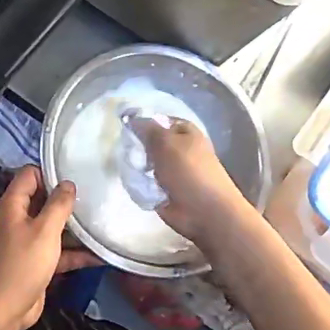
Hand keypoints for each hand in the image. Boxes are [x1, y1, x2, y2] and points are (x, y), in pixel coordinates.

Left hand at [0, 167, 100, 329]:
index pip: (29, 175)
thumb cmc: (23, 264)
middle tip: (95, 197)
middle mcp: (16, 219)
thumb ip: (58, 204)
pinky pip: (56, 250)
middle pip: (43, 199)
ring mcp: (25, 241)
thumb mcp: (45, 230)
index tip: (76, 177)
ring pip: (52, 226)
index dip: (50, 173)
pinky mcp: (34, 261)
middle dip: (66, 200)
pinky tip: (100, 255)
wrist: (5, 308)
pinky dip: (74, 252)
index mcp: (12, 205)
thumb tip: (68, 183)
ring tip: (102, 221)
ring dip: (74, 227)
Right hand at [134, 117, 253, 244]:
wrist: (205, 211)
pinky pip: (144, 181)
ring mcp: (171, 170)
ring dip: (136, 166)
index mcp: (184, 132)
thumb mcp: (166, 143)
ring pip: (144, 162)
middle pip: (148, 142)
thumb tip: (131, 117)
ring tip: (130, 169)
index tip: (124, 127)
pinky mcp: (163, 190)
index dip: (142, 122)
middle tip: (126, 151)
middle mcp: (178, 149)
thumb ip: (148, 129)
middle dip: (137, 147)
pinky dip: (139, 183)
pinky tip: (135, 184)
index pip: (158, 120)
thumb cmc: (189, 171)